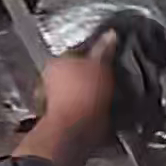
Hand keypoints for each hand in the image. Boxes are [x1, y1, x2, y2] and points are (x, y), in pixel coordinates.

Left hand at [14, 30, 117, 165]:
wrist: (77, 130)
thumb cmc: (83, 95)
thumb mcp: (99, 64)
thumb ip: (104, 49)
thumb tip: (110, 35)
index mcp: (56, 63)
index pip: (77, 51)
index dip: (95, 52)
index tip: (110, 55)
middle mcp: (51, 80)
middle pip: (77, 70)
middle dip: (94, 72)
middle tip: (114, 72)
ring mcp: (57, 99)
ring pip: (81, 88)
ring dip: (95, 89)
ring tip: (113, 90)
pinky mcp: (67, 115)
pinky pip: (84, 104)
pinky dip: (94, 104)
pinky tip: (106, 104)